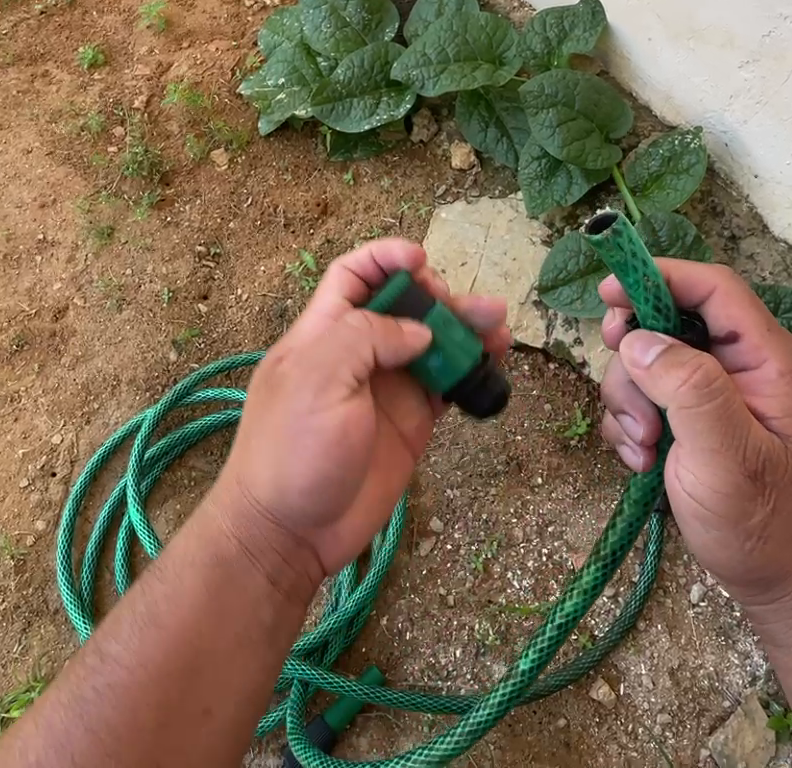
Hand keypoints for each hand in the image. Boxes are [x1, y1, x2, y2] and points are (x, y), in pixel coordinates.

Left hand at [213, 238, 510, 598]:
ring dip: (466, 329)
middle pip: (404, 306)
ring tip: (499, 326)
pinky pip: (447, 383)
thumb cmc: (292, 450)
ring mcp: (388, 388)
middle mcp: (358, 353)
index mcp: (324, 332)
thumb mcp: (316, 379)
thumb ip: (365, 337)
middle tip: (460, 311)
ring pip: (433, 343)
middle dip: (436, 296)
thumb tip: (419, 332)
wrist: (291, 534)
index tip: (420, 259)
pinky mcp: (412, 421)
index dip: (384, 258)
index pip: (353, 276)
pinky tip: (494, 362)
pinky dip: (472, 369)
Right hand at [596, 260, 791, 626]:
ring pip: (645, 363)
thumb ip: (689, 389)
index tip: (608, 291)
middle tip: (625, 389)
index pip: (713, 289)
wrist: (783, 587)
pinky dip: (629, 425)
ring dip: (629, 402)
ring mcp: (713, 396)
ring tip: (643, 449)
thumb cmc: (768, 525)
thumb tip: (639, 340)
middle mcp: (740, 368)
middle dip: (634, 357)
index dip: (660, 277)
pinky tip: (641, 461)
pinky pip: (641, 398)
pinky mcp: (690, 421)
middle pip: (667, 324)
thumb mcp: (729, 457)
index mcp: (767, 360)